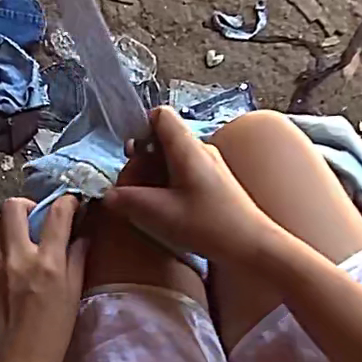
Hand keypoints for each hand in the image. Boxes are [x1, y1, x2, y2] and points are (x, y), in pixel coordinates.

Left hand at [0, 196, 88, 361]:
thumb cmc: (53, 334)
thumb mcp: (73, 294)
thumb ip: (77, 259)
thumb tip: (81, 234)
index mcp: (48, 264)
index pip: (58, 214)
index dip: (67, 202)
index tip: (70, 204)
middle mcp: (17, 259)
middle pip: (14, 207)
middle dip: (29, 206)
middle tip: (36, 219)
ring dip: (6, 224)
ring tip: (15, 238)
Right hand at [103, 107, 282, 264]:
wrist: (251, 246)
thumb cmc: (208, 225)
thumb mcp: (158, 214)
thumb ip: (127, 201)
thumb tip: (109, 196)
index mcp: (186, 147)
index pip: (159, 115)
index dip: (139, 128)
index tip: (129, 156)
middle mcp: (201, 151)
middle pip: (163, 140)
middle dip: (142, 160)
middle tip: (131, 188)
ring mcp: (211, 168)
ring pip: (173, 160)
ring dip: (154, 178)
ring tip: (146, 204)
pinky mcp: (216, 186)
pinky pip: (185, 176)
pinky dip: (169, 188)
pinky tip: (166, 213)